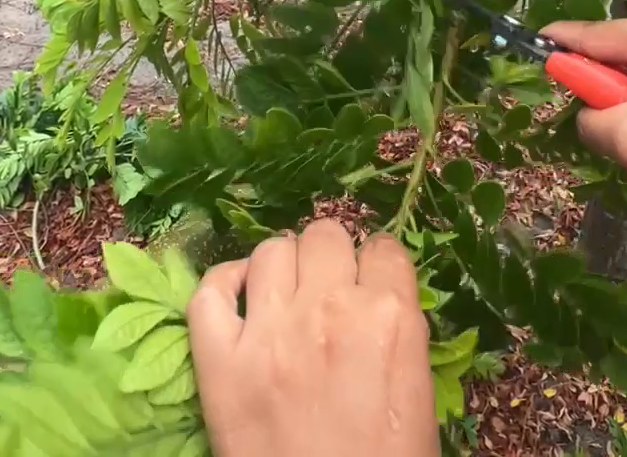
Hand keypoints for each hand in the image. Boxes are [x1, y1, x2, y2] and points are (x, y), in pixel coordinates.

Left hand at [187, 219, 438, 456]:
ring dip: (283, 267)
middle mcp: (329, 308)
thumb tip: (377, 291)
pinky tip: (239, 296)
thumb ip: (400, 328)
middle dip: (330, 257)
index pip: (384, 247)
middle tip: (327, 289)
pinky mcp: (219, 362)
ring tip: (286, 296)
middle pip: (324, 234)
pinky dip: (224, 284)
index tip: (370, 284)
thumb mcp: (417, 392)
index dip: (377, 265)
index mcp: (388, 317)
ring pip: (271, 250)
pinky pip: (209, 292)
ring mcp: (268, 332)